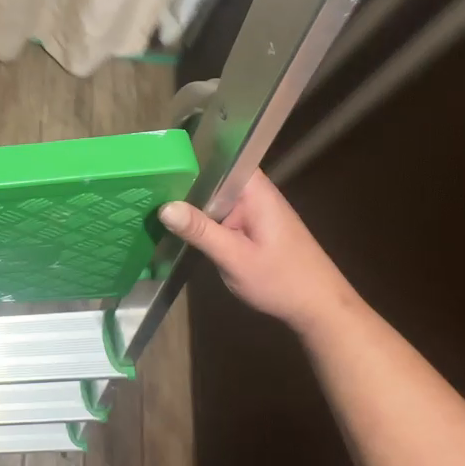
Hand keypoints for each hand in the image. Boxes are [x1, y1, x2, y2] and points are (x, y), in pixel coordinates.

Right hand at [157, 170, 358, 335]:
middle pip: (212, 176)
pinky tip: (175, 225)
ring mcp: (253, 210)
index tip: (156, 159)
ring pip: (213, 197)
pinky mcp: (250, 227)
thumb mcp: (235, 258)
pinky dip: (200, 218)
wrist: (322, 312)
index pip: (221, 156)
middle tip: (142, 185)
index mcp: (255, 191)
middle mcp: (255, 193)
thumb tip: (163, 206)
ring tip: (148, 201)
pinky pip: (219, 213)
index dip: (189, 154)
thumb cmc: (283, 281)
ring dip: (188, 201)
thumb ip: (200, 231)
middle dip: (181, 180)